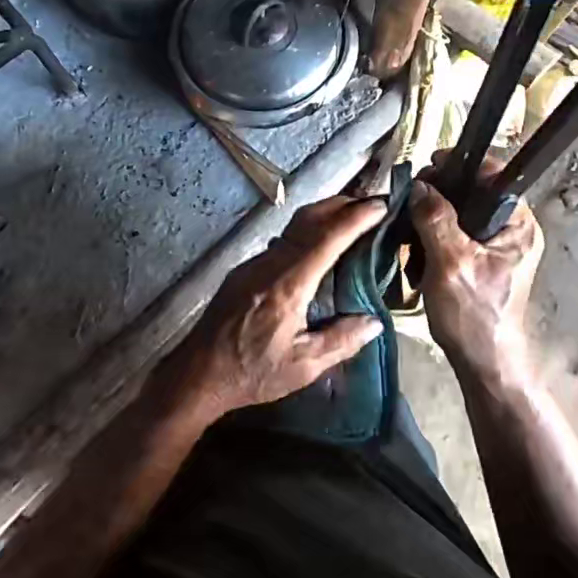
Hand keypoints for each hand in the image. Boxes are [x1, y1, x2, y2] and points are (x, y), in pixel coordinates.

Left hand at [169, 195, 385, 419]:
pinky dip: (304, 235)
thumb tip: (375, 322)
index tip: (380, 205)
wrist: (197, 374)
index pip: (326, 238)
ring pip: (291, 230)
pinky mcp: (242, 273)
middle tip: (369, 203)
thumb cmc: (252, 374)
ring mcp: (252, 266)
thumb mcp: (304, 366)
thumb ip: (341, 340)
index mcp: (288, 285)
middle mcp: (269, 266)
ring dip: (322, 218)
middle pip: (307, 221)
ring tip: (349, 220)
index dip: (355, 218)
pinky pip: (279, 244)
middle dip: (340, 206)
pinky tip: (316, 249)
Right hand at [408, 177, 543, 387]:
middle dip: (439, 191)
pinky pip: (455, 233)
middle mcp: (511, 229)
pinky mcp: (480, 260)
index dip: (461, 164)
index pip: (494, 173)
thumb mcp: (450, 262)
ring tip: (408, 223)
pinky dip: (434, 233)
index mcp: (517, 224)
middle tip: (410, 199)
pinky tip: (415, 245)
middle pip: (474, 190)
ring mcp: (496, 246)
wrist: (482, 361)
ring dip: (433, 214)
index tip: (428, 167)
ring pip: (461, 212)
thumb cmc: (473, 314)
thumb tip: (419, 186)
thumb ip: (435, 219)